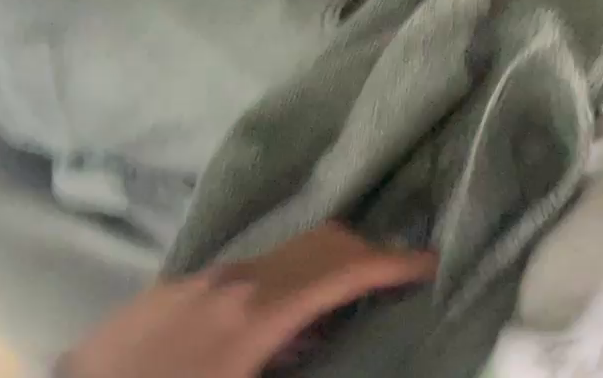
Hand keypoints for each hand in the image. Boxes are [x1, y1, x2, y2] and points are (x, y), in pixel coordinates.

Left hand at [57, 222, 434, 377]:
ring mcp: (200, 279)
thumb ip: (300, 358)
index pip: (347, 270)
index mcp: (257, 315)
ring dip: (327, 262)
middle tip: (398, 274)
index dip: (396, 263)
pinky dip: (283, 276)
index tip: (432, 264)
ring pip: (288, 250)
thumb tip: (334, 338)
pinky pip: (248, 267)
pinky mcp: (169, 289)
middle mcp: (236, 281)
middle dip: (370, 253)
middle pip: (326, 244)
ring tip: (342, 294)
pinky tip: (273, 312)